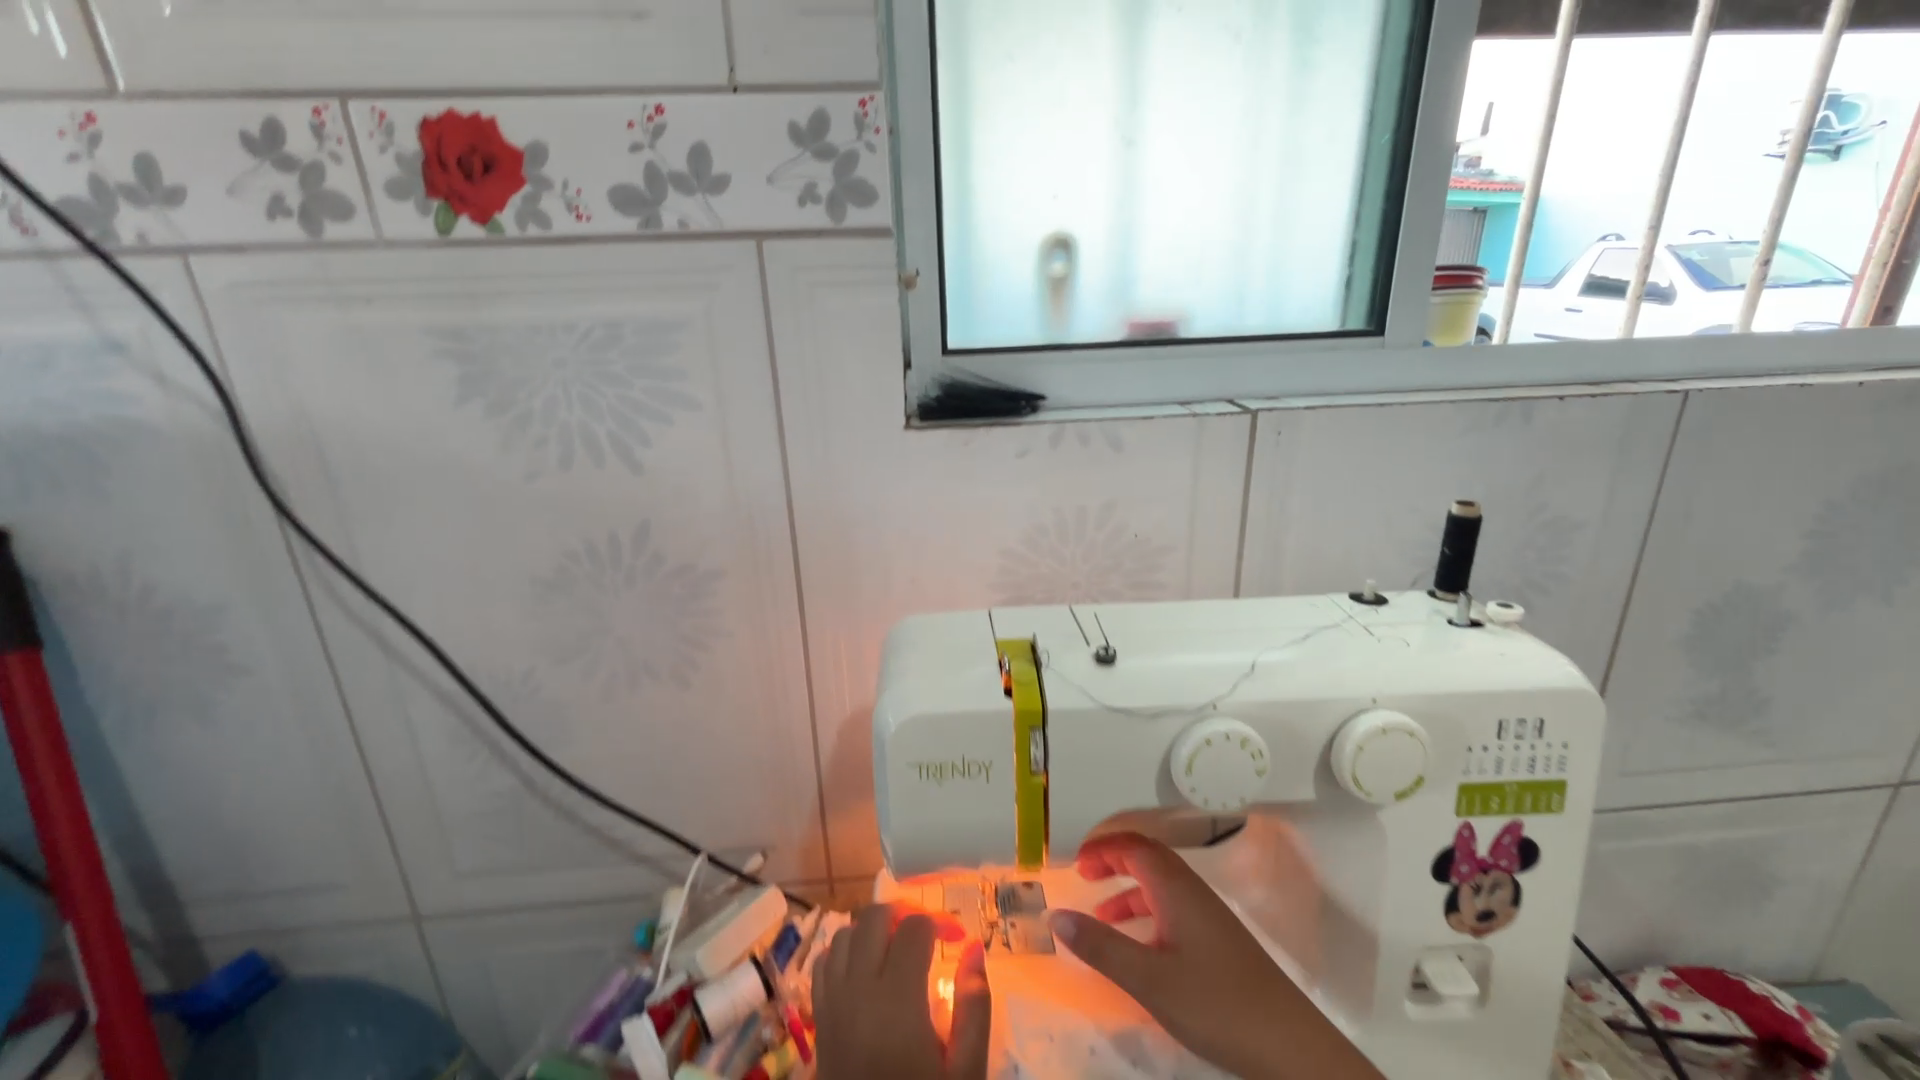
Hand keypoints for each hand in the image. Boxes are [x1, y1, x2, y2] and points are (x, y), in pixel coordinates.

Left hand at [813, 903, 991, 1079]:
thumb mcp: (965, 1069)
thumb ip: (974, 1003)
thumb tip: (974, 947)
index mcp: (898, 999)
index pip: (914, 927)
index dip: (940, 923)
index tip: (956, 940)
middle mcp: (858, 989)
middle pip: (874, 917)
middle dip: (904, 915)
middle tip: (928, 938)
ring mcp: (832, 1002)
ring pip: (845, 933)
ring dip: (873, 931)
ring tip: (898, 952)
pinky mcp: (818, 1018)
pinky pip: (824, 963)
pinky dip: (845, 953)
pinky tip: (866, 972)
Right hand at [1047, 832, 1382, 1079]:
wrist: (1288, 1044)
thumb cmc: (1214, 1003)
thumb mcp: (1147, 979)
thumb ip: (1101, 946)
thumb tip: (1056, 914)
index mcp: (1177, 890)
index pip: (1135, 847)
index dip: (1103, 848)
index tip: (1075, 865)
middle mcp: (1194, 893)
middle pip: (1151, 859)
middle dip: (1114, 862)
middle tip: (1084, 878)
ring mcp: (1211, 917)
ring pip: (1163, 887)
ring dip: (1129, 892)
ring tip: (1101, 919)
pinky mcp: (1219, 942)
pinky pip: (1175, 909)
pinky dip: (1148, 914)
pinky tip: (1139, 948)